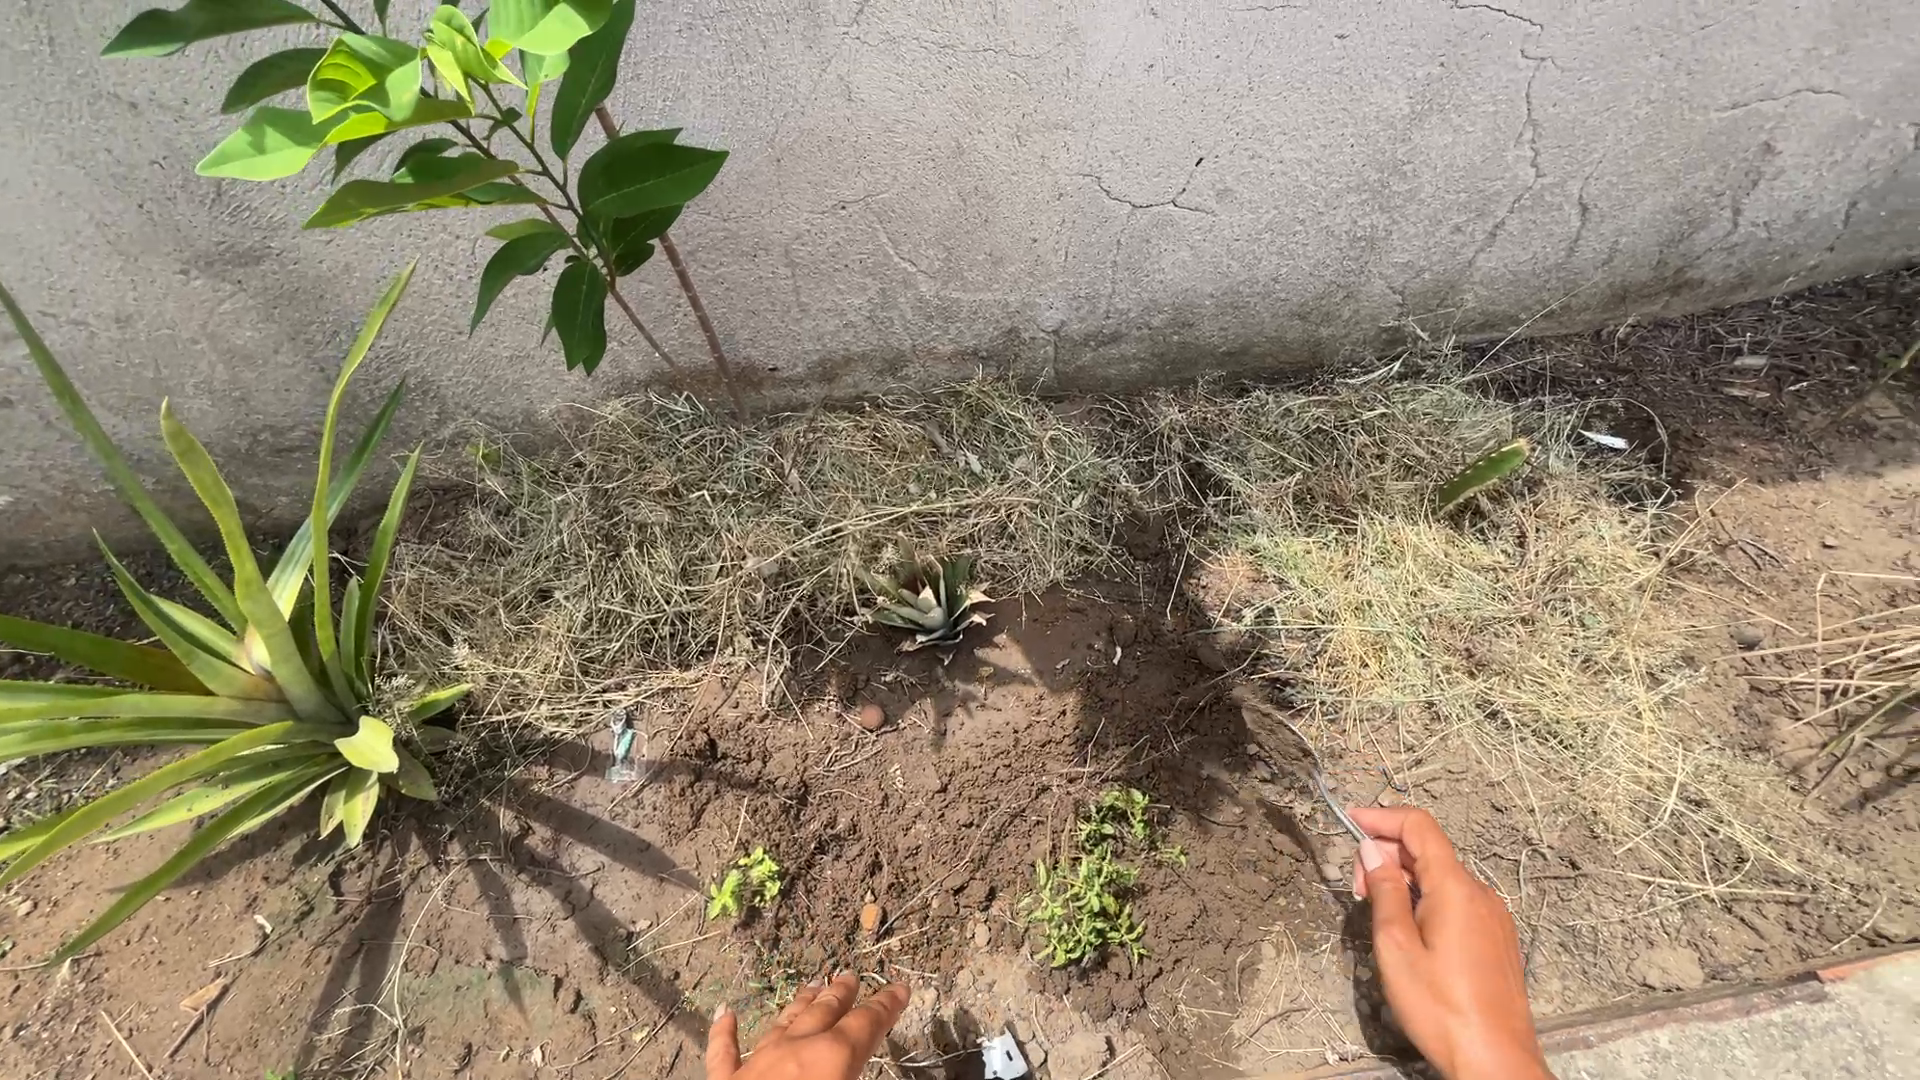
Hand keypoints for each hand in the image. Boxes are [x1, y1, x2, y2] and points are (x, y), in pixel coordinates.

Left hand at [706, 973, 909, 1079]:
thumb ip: (859, 1074)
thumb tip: (865, 1065)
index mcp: (833, 1058)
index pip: (867, 1023)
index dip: (886, 1004)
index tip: (899, 988)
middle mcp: (796, 1049)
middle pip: (825, 1012)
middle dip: (840, 994)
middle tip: (849, 976)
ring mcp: (757, 1063)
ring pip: (783, 1022)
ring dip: (800, 1004)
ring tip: (812, 985)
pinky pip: (724, 1053)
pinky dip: (724, 1032)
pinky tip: (725, 1012)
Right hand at [1349, 806, 1552, 1079]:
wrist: (1497, 1066)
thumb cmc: (1440, 1008)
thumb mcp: (1395, 945)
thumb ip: (1384, 889)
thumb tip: (1372, 850)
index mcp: (1456, 889)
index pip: (1419, 826)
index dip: (1381, 816)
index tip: (1350, 821)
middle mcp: (1480, 894)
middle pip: (1427, 850)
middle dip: (1386, 855)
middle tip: (1357, 888)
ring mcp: (1493, 918)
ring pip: (1439, 875)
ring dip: (1403, 878)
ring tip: (1377, 911)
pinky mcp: (1496, 939)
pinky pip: (1454, 899)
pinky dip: (1423, 897)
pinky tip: (1406, 927)